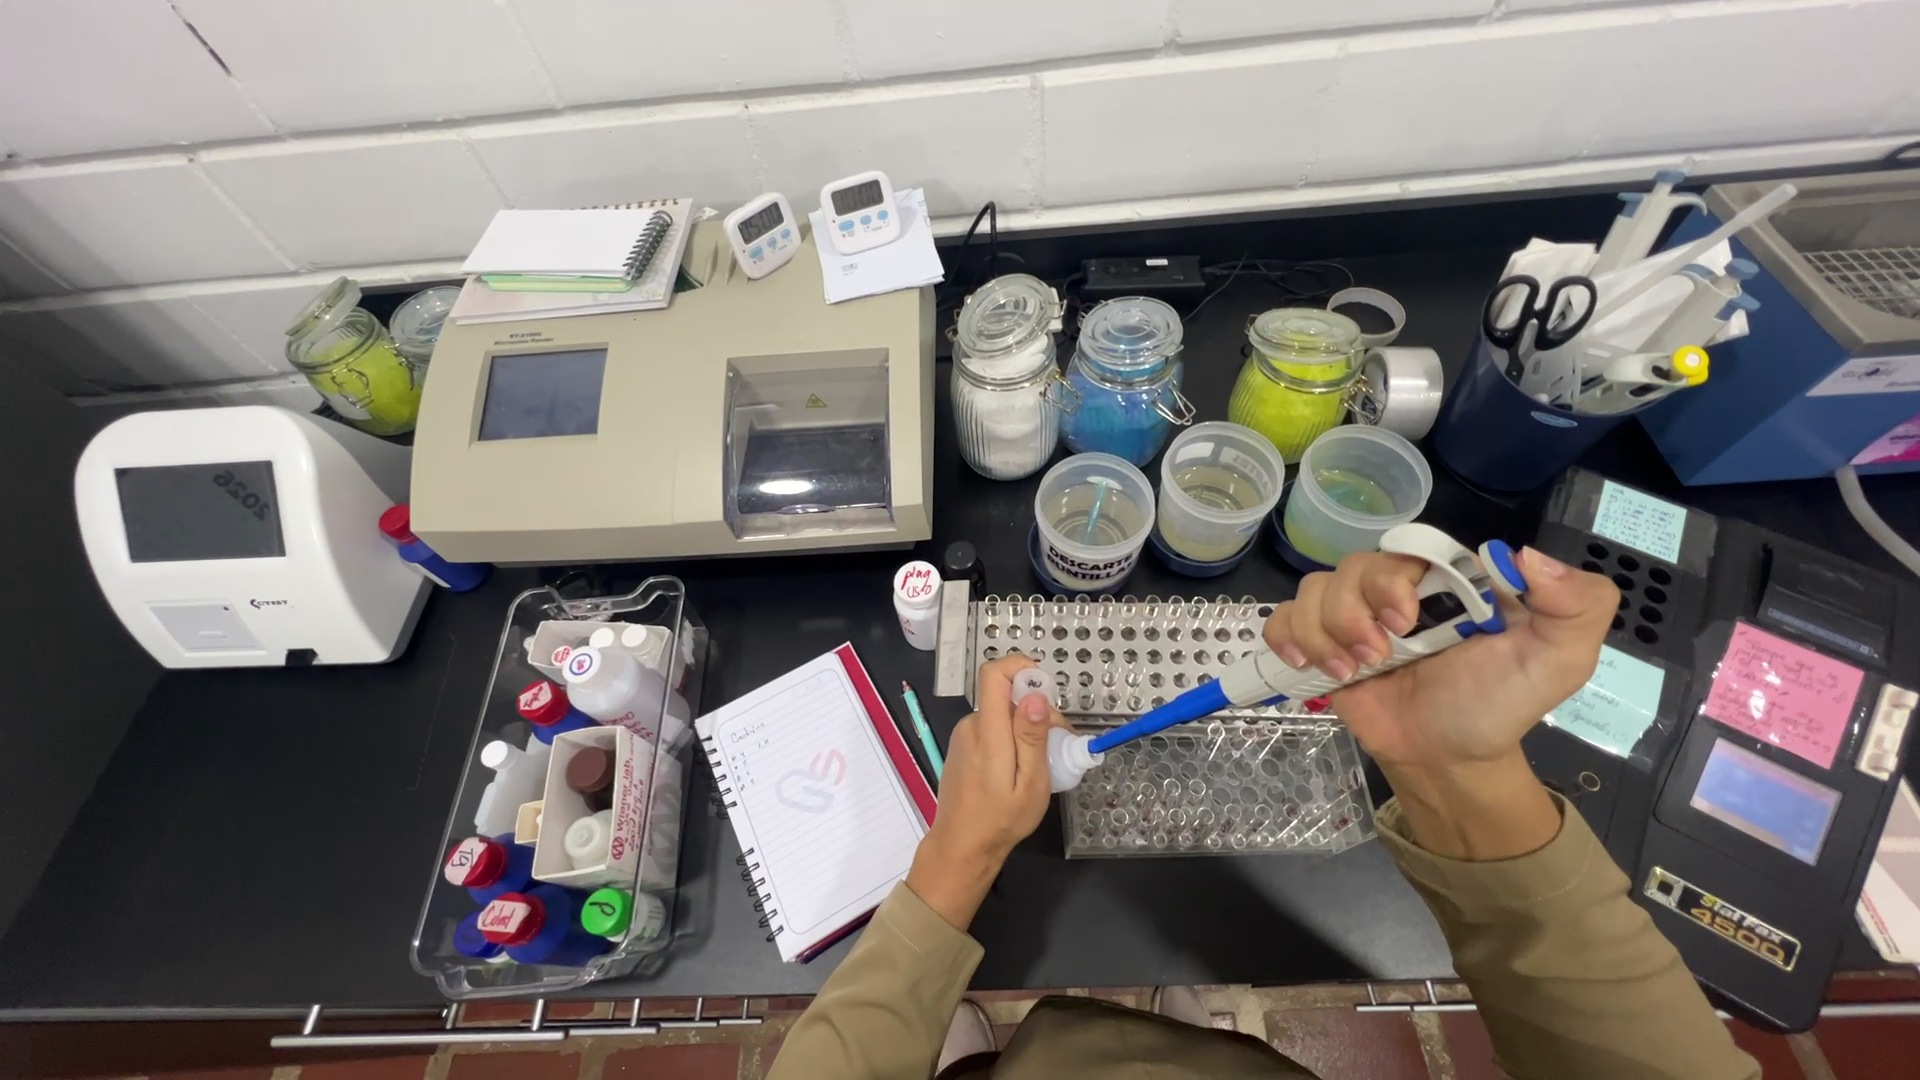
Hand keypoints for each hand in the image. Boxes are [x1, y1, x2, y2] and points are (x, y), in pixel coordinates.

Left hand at [905, 656, 1068, 928]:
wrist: (962, 847)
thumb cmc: (1001, 819)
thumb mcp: (1031, 783)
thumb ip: (1032, 737)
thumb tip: (1035, 695)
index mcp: (988, 732)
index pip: (994, 674)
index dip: (1020, 667)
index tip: (1046, 688)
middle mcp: (971, 726)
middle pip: (1006, 696)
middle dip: (1036, 710)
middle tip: (1058, 744)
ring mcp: (964, 736)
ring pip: (1002, 713)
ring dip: (1026, 727)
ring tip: (1043, 762)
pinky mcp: (963, 746)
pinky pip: (992, 728)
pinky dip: (1012, 738)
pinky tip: (1022, 767)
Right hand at [1262, 546, 1616, 858]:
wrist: (1446, 760)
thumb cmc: (1498, 706)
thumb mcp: (1559, 660)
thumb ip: (1576, 605)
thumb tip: (1524, 556)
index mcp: (1444, 583)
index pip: (1403, 550)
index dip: (1391, 578)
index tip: (1404, 621)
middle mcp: (1393, 592)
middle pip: (1349, 568)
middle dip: (1352, 612)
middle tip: (1377, 656)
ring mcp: (1351, 616)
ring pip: (1311, 589)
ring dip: (1321, 632)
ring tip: (1349, 671)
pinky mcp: (1319, 643)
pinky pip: (1282, 617)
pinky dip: (1286, 636)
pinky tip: (1306, 664)